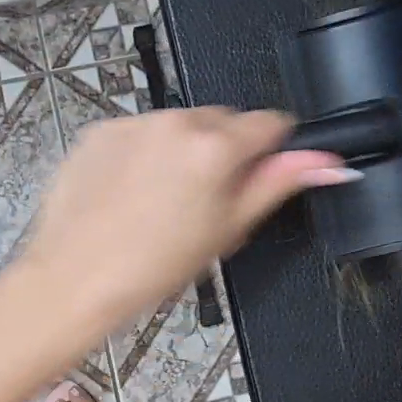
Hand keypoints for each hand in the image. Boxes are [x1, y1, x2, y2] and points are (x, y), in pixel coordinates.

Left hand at [22, 107, 352, 322]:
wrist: (75, 280)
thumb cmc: (150, 267)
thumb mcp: (228, 230)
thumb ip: (279, 184)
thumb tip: (326, 162)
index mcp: (215, 146)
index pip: (271, 123)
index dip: (271, 152)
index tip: (257, 175)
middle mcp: (174, 123)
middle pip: (222, 122)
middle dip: (223, 152)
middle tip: (205, 203)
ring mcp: (133, 124)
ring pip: (179, 127)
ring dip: (182, 152)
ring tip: (163, 203)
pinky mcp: (100, 131)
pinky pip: (139, 133)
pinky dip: (143, 154)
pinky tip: (133, 194)